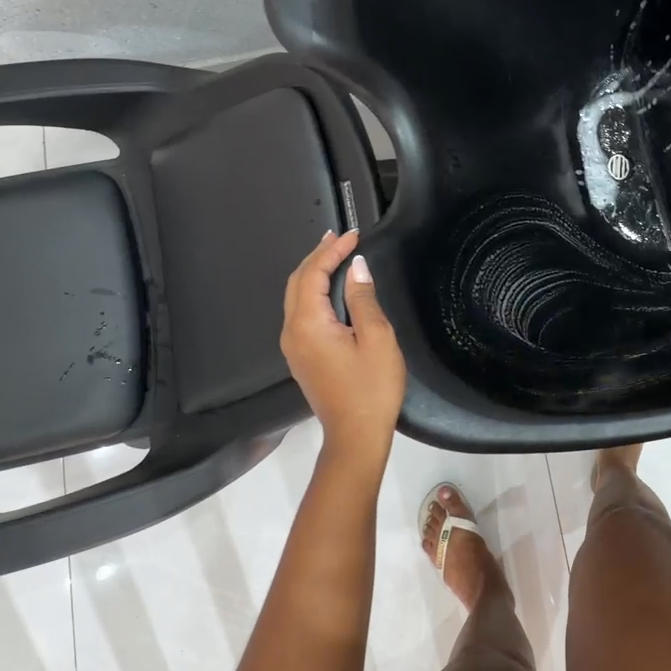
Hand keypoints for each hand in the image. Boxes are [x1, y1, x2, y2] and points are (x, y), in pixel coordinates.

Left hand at [281, 230, 406, 461]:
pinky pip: (300, 311)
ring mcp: (293, 346)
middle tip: (339, 236)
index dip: (332, 250)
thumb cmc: (372, 387)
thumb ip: (363, 298)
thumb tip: (356, 266)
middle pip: (297, 282)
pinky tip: (329, 287)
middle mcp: (292, 331)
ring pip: (295, 296)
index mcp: (309, 324)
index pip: (313, 274)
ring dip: (313, 272)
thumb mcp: (377, 338)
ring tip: (333, 253)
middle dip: (317, 255)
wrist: (355, 436)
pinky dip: (313, 290)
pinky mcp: (301, 356)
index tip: (354, 234)